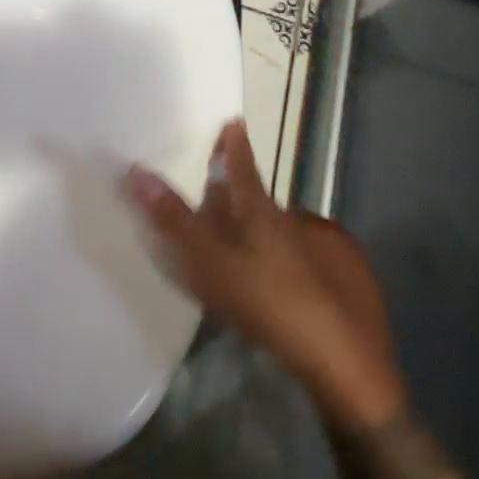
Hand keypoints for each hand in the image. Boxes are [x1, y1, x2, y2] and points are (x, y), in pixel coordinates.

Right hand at [124, 119, 405, 427]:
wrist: (342, 357)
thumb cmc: (268, 303)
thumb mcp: (210, 263)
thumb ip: (173, 220)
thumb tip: (136, 170)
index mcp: (262, 213)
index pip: (244, 169)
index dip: (234, 146)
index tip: (234, 121)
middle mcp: (295, 222)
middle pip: (263, 201)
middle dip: (244, 195)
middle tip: (224, 196)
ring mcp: (324, 251)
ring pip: (287, 230)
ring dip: (267, 230)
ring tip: (248, 245)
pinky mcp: (343, 281)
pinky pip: (308, 258)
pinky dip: (290, 259)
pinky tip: (285, 281)